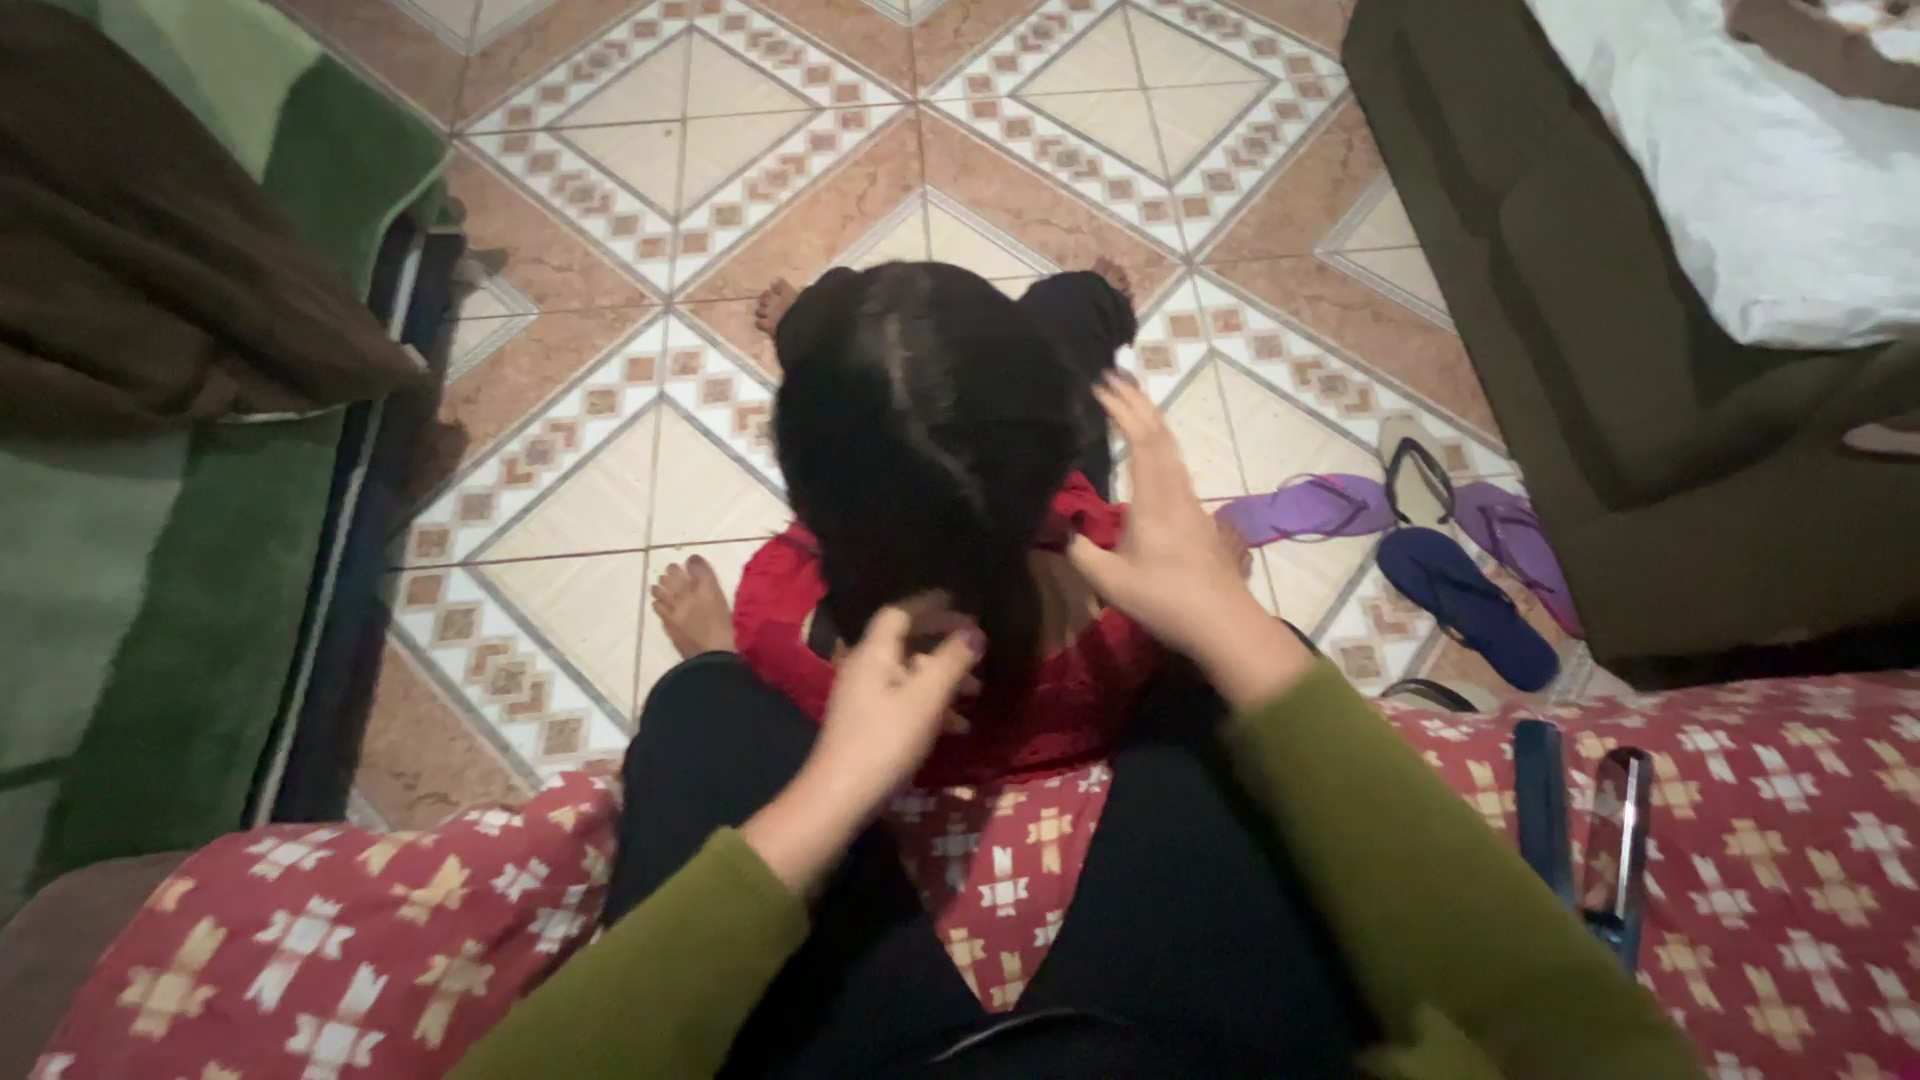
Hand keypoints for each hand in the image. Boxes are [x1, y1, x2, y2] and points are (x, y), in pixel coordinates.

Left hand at [810, 605, 983, 808]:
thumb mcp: (927, 698)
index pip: (900, 613)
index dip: (929, 604)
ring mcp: (864, 696)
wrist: (841, 796)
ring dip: (942, 677)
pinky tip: (957, 726)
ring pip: (909, 673)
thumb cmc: (886, 740)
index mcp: (874, 652)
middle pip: (906, 642)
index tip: (958, 602)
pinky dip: (931, 704)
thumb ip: (952, 661)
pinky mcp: (868, 722)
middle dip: (943, 644)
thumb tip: (974, 632)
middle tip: (976, 647)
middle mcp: (865, 666)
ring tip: (976, 691)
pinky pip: (904, 699)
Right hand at [1069, 372, 1313, 707]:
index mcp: (1154, 500)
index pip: (1141, 439)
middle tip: (1112, 376)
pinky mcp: (1197, 517)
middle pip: (1161, 434)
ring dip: (1150, 420)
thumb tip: (1058, 529)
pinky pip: (1175, 465)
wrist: (1224, 623)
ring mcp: (1190, 503)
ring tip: (1128, 403)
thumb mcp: (1110, 581)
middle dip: (1137, 401)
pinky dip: (1158, 443)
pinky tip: (1149, 451)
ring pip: (1171, 449)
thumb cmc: (1165, 599)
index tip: (1100, 385)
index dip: (1123, 408)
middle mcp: (1175, 491)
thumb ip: (1080, 551)